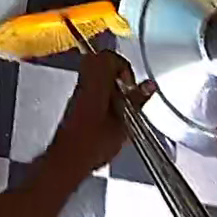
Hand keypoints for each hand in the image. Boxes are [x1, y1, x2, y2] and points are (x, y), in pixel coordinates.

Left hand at [42, 49, 153, 178]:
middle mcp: (83, 83)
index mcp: (95, 83)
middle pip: (99, 61)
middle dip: (116, 71)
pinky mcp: (75, 102)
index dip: (124, 67)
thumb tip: (149, 86)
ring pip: (93, 72)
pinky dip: (102, 91)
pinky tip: (110, 111)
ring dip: (109, 81)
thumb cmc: (93, 144)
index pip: (108, 58)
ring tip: (121, 102)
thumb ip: (137, 102)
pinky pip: (90, 85)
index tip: (131, 84)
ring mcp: (77, 92)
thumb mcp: (123, 125)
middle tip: (127, 88)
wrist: (68, 159)